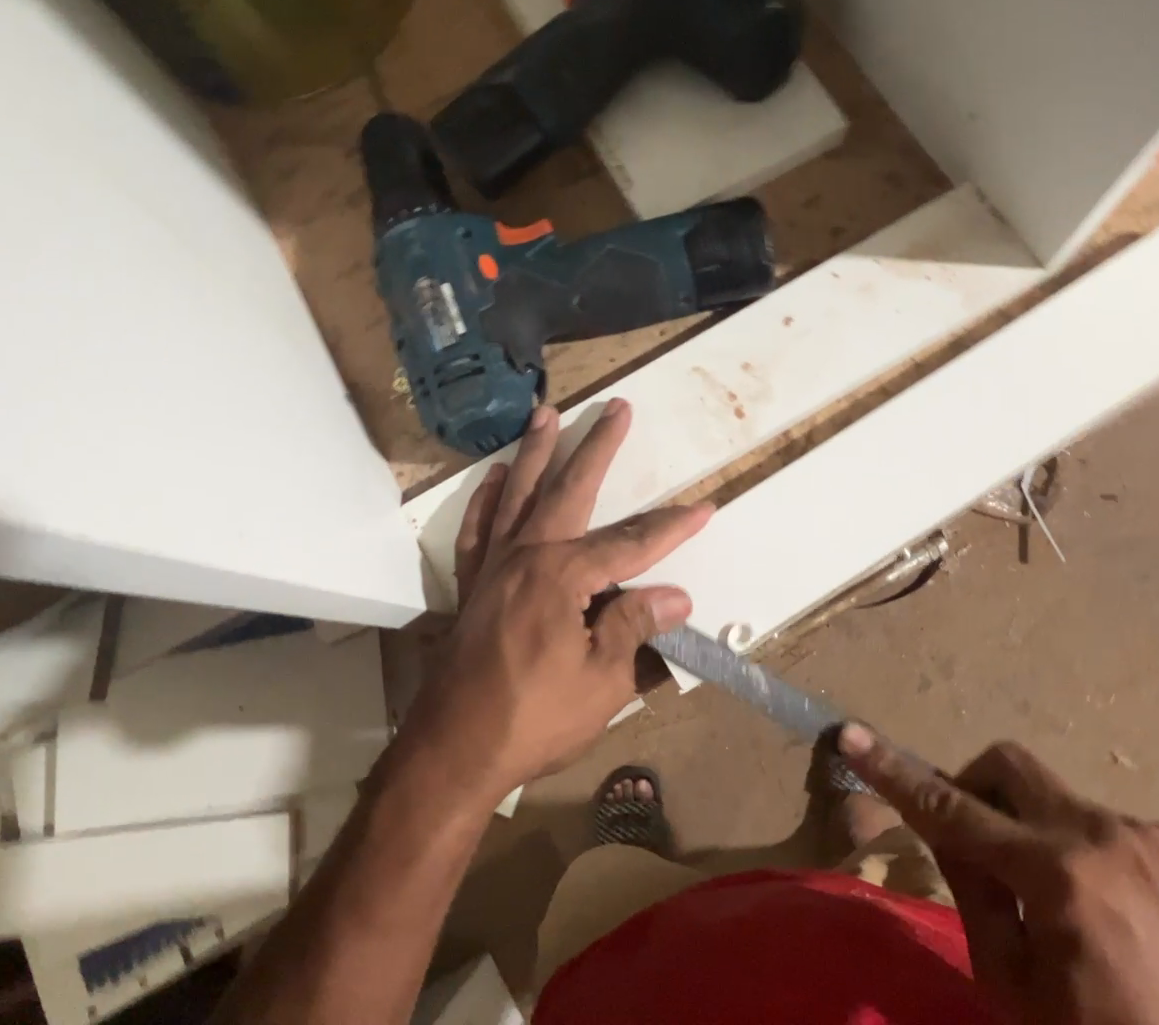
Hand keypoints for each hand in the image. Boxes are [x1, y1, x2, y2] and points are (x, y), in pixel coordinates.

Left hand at [397, 399, 712, 803]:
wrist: (454, 749)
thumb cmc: (535, 719)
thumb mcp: (602, 681)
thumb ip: (635, 628)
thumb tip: (676, 596)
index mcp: (562, 577)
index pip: (629, 543)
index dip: (669, 527)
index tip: (703, 508)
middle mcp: (525, 557)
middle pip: (569, 491)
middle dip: (597, 449)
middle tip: (616, 409)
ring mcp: (493, 567)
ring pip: (517, 495)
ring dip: (536, 453)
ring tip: (547, 414)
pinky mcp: (472, 585)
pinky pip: (478, 529)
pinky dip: (487, 499)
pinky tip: (495, 477)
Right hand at [838, 726, 1158, 1024]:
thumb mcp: (1012, 986)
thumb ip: (975, 896)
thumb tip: (954, 836)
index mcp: (1056, 873)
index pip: (952, 810)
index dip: (894, 773)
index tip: (852, 736)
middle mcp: (1105, 834)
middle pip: (1010, 766)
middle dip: (976, 791)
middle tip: (977, 848)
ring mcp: (1154, 838)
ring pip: (1062, 802)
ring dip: (1039, 835)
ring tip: (1062, 907)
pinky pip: (1113, 830)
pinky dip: (1088, 855)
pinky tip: (1112, 915)